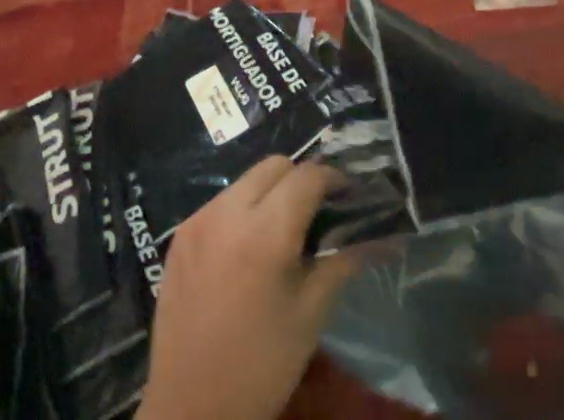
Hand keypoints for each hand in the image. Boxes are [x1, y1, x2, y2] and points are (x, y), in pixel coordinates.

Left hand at [137, 157, 360, 419]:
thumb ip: (344, 261)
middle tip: (320, 215)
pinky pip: (220, 204)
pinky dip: (242, 210)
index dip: (335, 180)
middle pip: (273, 166)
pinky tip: (250, 249)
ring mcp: (196, 223)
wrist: (191, 408)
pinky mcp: (178, 238)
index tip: (351, 198)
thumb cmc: (262, 365)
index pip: (307, 176)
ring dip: (270, 193)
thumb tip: (385, 237)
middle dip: (301, 181)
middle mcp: (225, 215)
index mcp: (262, 233)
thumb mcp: (311, 313)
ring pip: (244, 181)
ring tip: (285, 233)